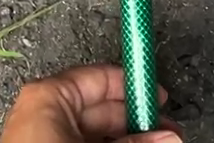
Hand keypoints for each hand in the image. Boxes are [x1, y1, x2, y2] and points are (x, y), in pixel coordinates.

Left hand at [0, 65, 180, 142]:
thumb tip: (170, 136)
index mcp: (48, 97)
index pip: (99, 78)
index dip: (132, 87)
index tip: (158, 98)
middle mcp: (43, 113)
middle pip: (99, 109)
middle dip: (135, 122)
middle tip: (166, 133)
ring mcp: (43, 138)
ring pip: (93, 133)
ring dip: (126, 141)